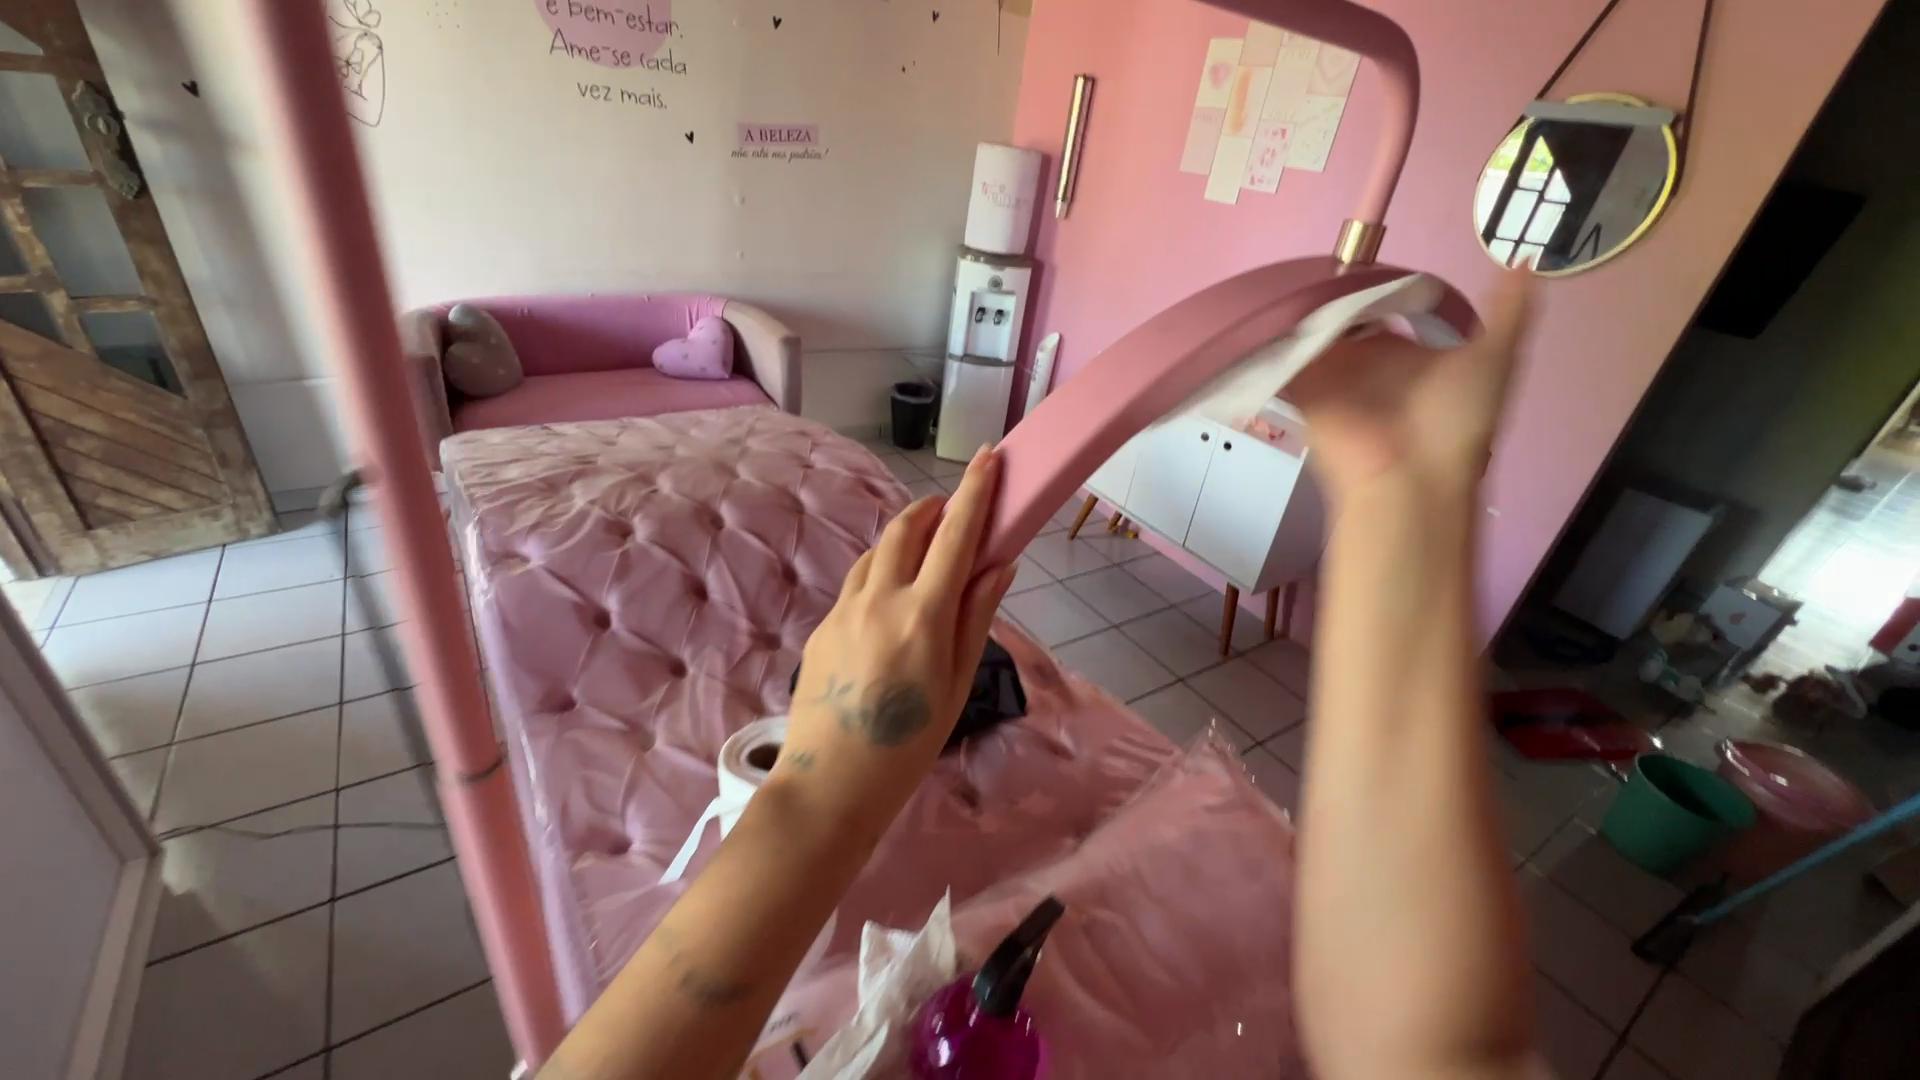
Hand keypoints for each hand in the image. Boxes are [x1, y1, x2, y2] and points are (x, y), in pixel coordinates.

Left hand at [776, 448, 1017, 826]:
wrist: (831, 782)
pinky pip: (857, 582)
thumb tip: (1000, 563)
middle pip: (906, 527)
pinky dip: (881, 571)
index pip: (955, 536)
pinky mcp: (821, 625)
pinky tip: (891, 602)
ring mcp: (843, 609)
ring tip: (924, 556)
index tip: (989, 456)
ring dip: (904, 538)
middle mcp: (879, 598)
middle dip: (933, 507)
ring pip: (876, 551)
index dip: (975, 492)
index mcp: (922, 614)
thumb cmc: (909, 744)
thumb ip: (977, 616)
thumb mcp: (957, 682)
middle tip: (953, 512)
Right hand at [1287, 269, 1534, 497]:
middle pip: (1345, 314)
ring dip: (1303, 307)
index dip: (1380, 280)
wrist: (1410, 477)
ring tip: (1296, 272)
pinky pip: (1285, 357)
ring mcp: (1332, 375)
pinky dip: (1277, 336)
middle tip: (1326, 255)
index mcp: (1407, 350)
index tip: (1368, 249)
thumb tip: (1524, 261)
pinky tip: (1275, 307)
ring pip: (1313, 331)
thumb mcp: (1497, 358)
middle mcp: (1367, 360)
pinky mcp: (1303, 389)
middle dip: (1334, 289)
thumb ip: (1509, 310)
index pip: (1388, 304)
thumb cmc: (1456, 420)